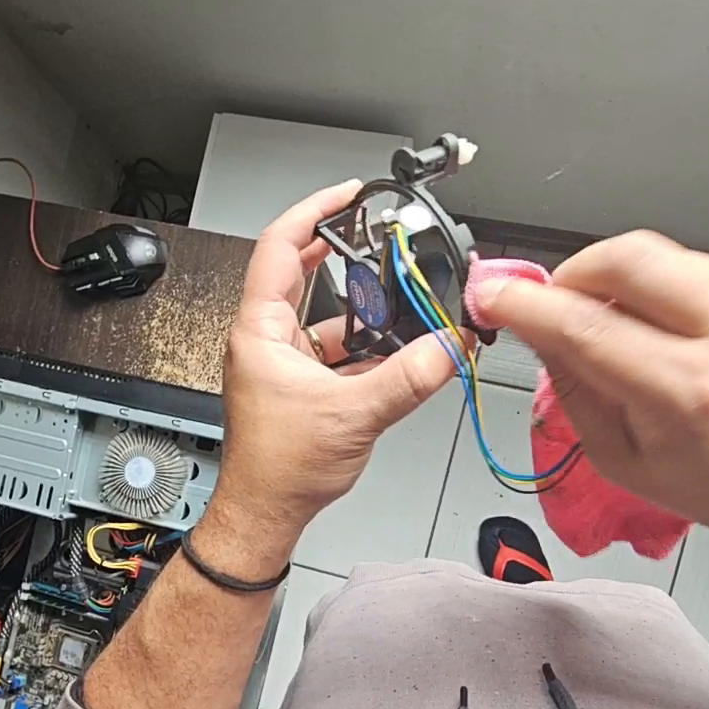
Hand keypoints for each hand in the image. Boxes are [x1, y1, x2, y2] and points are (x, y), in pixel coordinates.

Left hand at [202, 181, 458, 572]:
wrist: (266, 512)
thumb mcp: (353, 415)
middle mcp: (267, 342)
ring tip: (400, 301)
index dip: (313, 212)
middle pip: (301, 273)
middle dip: (342, 251)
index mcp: (261, 333)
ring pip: (325, 317)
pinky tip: (394, 351)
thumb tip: (447, 348)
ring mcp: (282, 364)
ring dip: (361, 310)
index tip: (346, 195)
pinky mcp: (299, 386)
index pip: (279, 247)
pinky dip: (363, 347)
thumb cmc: (277, 470)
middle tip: (378, 232)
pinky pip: (334, 352)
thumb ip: (408, 378)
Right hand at [472, 230, 708, 552]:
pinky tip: (657, 325)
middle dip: (571, 272)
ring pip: (660, 254)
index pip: (586, 327)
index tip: (494, 295)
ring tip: (609, 323)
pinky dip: (656, 288)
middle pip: (627, 259)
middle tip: (553, 302)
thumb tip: (537, 332)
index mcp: (686, 395)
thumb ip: (574, 390)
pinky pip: (693, 266)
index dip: (528, 305)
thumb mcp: (619, 459)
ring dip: (613, 281)